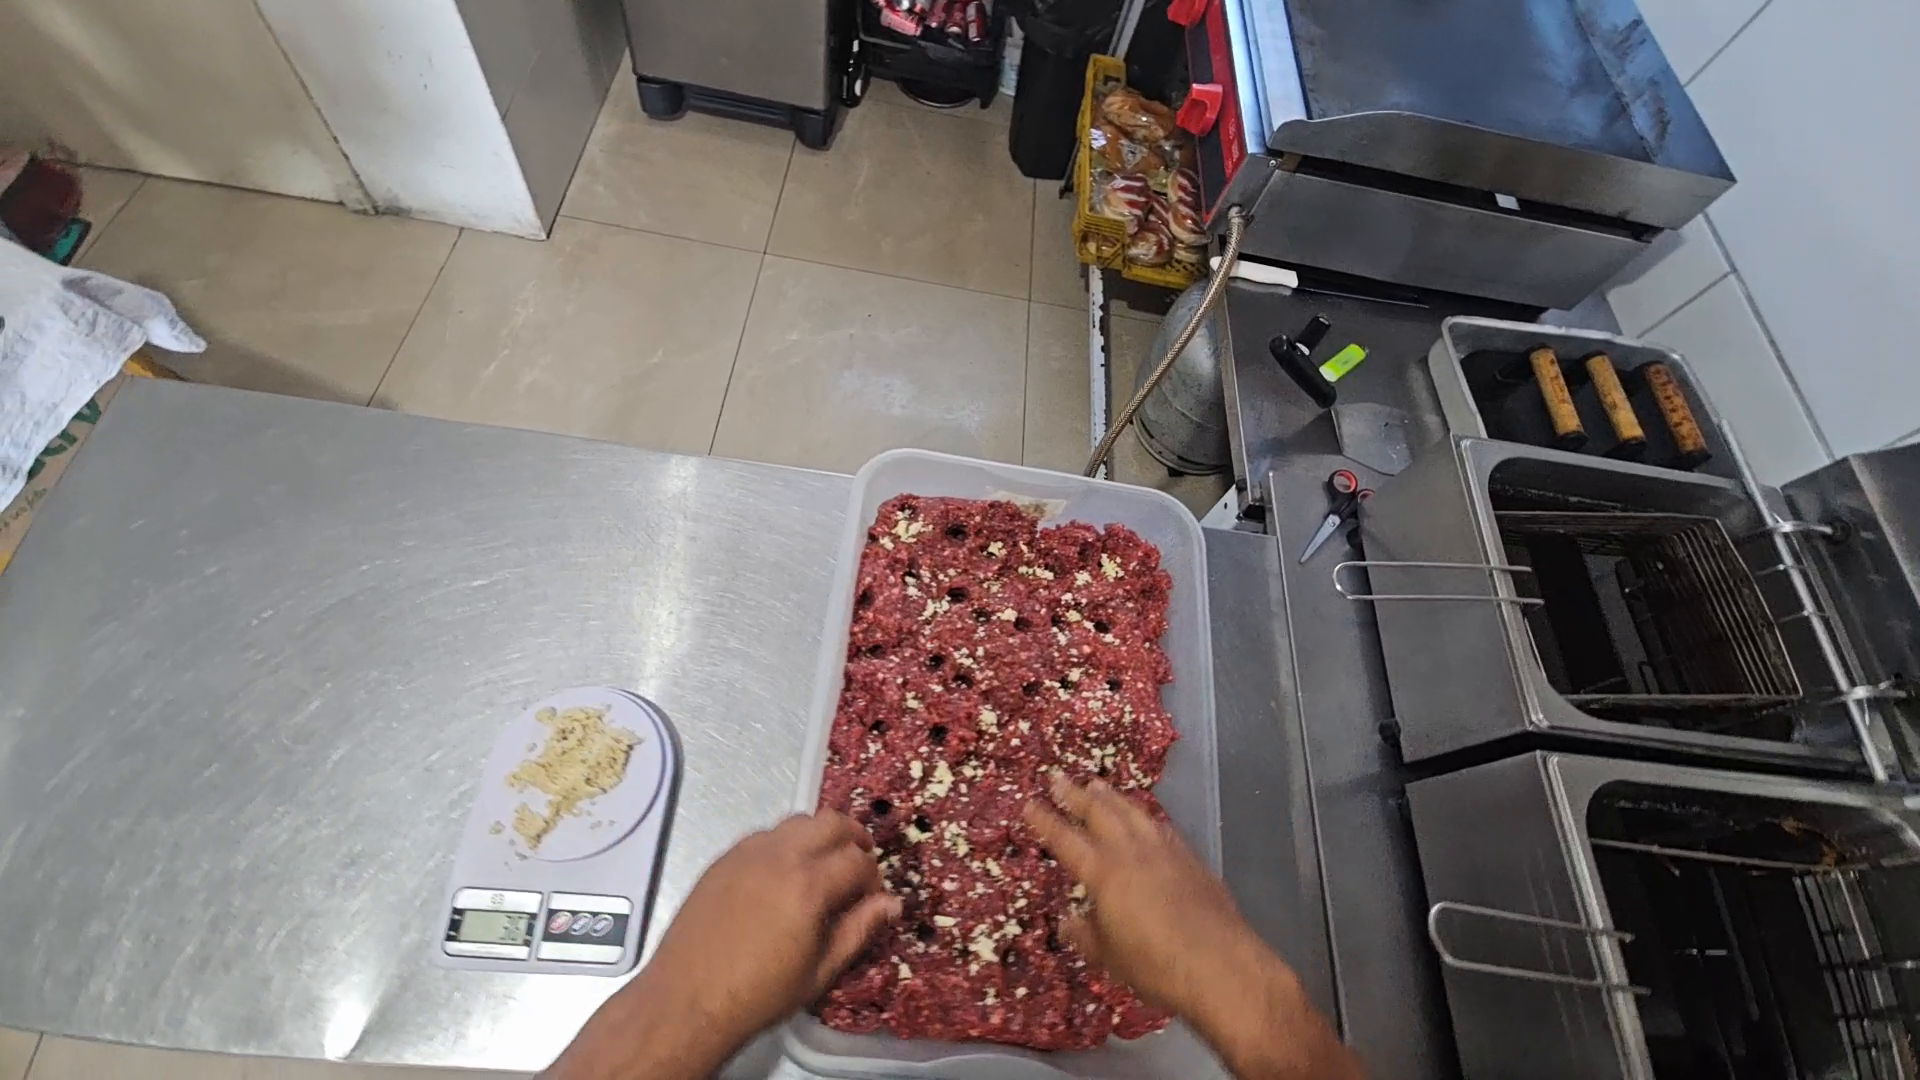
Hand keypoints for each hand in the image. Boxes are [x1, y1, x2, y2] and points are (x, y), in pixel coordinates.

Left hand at [645, 811, 901, 1040]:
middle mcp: (782, 856)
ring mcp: (750, 851)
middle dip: (854, 837)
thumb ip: (859, 930)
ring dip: (819, 835)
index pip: (858, 861)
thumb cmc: (758, 994)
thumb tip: (893, 903)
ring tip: (822, 864)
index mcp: (809, 886)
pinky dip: (786, 843)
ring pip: (799, 820)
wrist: (686, 1001)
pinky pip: (766, 834)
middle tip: (858, 862)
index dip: (873, 878)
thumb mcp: (819, 972)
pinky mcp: (726, 856)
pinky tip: (783, 873)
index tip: (871, 898)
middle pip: (832, 821)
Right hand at [1022, 774, 1258, 1015]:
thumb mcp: (1110, 957)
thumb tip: (1068, 921)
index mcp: (1103, 872)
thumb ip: (1086, 935)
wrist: (1222, 965)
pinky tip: (1143, 816)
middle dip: (1076, 794)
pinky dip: (1143, 814)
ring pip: (1131, 810)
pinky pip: (1159, 825)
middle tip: (1058, 778)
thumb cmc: (1157, 965)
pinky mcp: (1190, 857)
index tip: (1029, 803)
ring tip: (1097, 783)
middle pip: (1099, 811)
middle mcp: (1131, 851)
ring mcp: (1163, 849)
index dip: (1045, 821)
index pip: (1065, 839)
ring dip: (1111, 795)